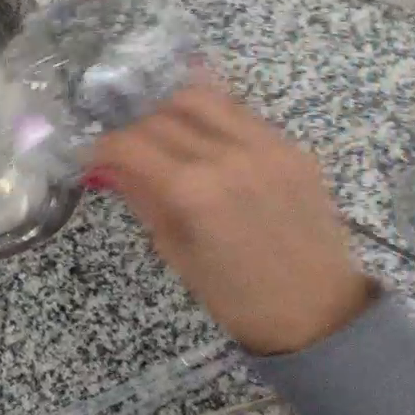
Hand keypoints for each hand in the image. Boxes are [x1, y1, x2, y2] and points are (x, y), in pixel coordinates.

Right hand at [89, 84, 373, 355]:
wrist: (322, 316)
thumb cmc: (237, 295)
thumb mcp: (173, 250)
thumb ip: (140, 196)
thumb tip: (107, 164)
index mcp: (194, 190)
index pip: (128, 143)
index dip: (101, 147)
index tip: (91, 156)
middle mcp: (228, 157)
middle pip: (158, 117)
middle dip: (133, 131)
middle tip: (127, 151)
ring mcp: (265, 147)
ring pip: (198, 98)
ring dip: (169, 110)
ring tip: (165, 134)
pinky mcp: (290, 148)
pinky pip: (238, 111)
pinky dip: (210, 115)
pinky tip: (199, 132)